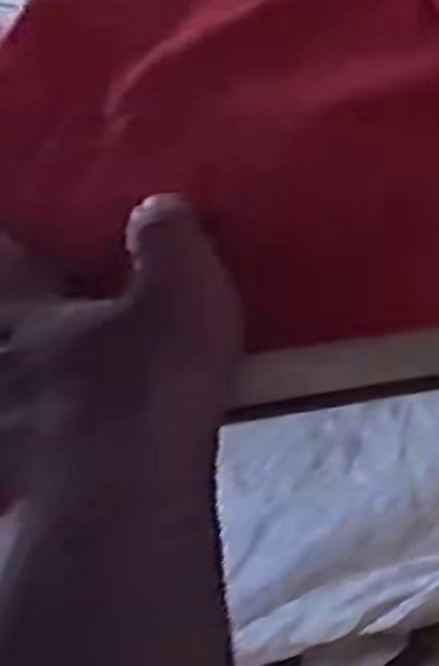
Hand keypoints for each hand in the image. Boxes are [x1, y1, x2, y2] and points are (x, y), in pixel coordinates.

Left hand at [0, 196, 241, 510]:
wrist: (122, 472)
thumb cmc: (153, 366)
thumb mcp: (184, 291)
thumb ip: (169, 243)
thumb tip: (155, 201)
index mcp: (16, 315)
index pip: (4, 264)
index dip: (13, 245)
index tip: (28, 234)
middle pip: (6, 319)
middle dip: (29, 304)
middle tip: (59, 295)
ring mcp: (0, 411)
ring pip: (12, 375)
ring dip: (31, 363)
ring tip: (58, 360)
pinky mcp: (16, 453)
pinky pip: (21, 418)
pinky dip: (32, 410)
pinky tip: (64, 411)